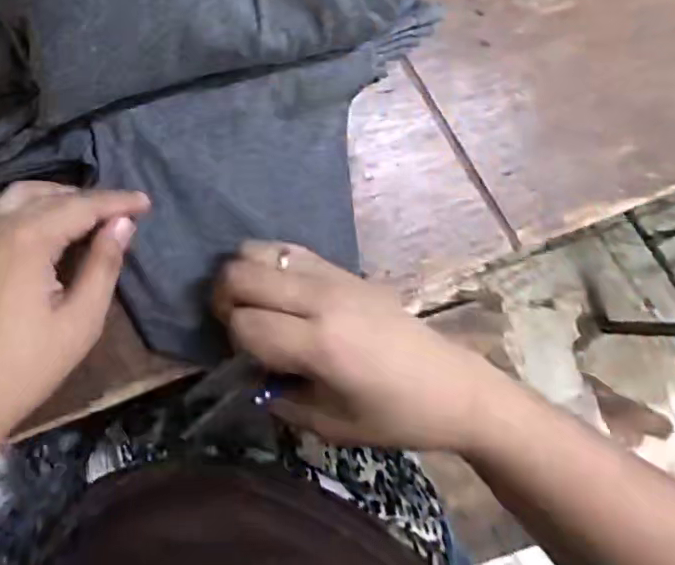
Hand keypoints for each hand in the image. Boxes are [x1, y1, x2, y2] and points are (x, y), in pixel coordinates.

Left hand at [0, 182, 149, 462]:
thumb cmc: (24, 369)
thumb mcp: (79, 322)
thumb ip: (104, 265)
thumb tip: (122, 224)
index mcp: (28, 237)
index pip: (82, 205)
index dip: (117, 201)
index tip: (146, 201)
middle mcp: (0, 225)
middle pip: (53, 195)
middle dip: (91, 199)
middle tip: (122, 215)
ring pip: (24, 196)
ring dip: (59, 197)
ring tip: (89, 217)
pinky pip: (5, 212)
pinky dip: (35, 208)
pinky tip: (51, 234)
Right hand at [213, 241, 507, 450]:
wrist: (450, 383)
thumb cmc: (394, 415)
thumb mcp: (331, 426)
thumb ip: (279, 398)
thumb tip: (244, 372)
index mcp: (321, 344)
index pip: (244, 323)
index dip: (233, 342)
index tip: (248, 361)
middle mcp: (320, 298)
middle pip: (239, 274)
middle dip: (223, 299)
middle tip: (235, 325)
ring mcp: (329, 274)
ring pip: (254, 250)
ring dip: (241, 275)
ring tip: (252, 303)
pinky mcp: (338, 264)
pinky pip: (282, 247)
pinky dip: (264, 262)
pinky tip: (275, 289)